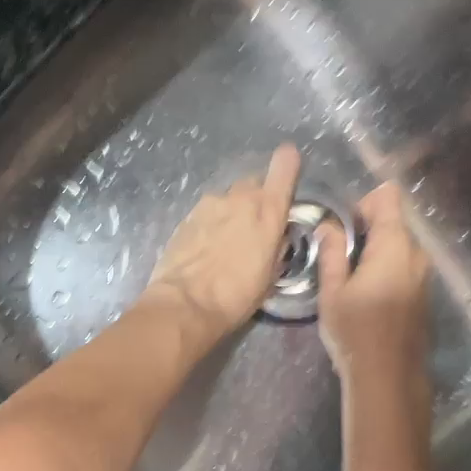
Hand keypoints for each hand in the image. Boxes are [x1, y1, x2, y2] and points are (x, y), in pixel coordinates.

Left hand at [137, 143, 301, 345]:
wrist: (184, 305)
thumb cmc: (234, 298)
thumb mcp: (268, 278)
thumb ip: (276, 248)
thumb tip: (277, 237)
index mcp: (268, 211)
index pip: (285, 165)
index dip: (286, 165)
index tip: (284, 175)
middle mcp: (240, 198)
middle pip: (251, 184)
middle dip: (253, 200)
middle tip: (248, 228)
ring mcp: (209, 205)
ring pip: (225, 199)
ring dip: (227, 214)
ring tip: (220, 244)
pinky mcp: (185, 217)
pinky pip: (203, 214)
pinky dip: (206, 226)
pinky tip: (201, 249)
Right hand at [317, 183, 431, 386]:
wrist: (387, 373)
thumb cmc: (355, 331)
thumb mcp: (332, 293)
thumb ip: (331, 255)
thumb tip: (328, 227)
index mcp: (394, 244)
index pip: (387, 197)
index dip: (362, 204)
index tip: (342, 230)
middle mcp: (416, 251)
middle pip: (393, 221)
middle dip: (365, 232)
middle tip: (338, 260)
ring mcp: (424, 271)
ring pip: (398, 245)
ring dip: (374, 253)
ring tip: (350, 281)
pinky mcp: (423, 290)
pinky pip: (403, 265)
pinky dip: (385, 270)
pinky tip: (366, 297)